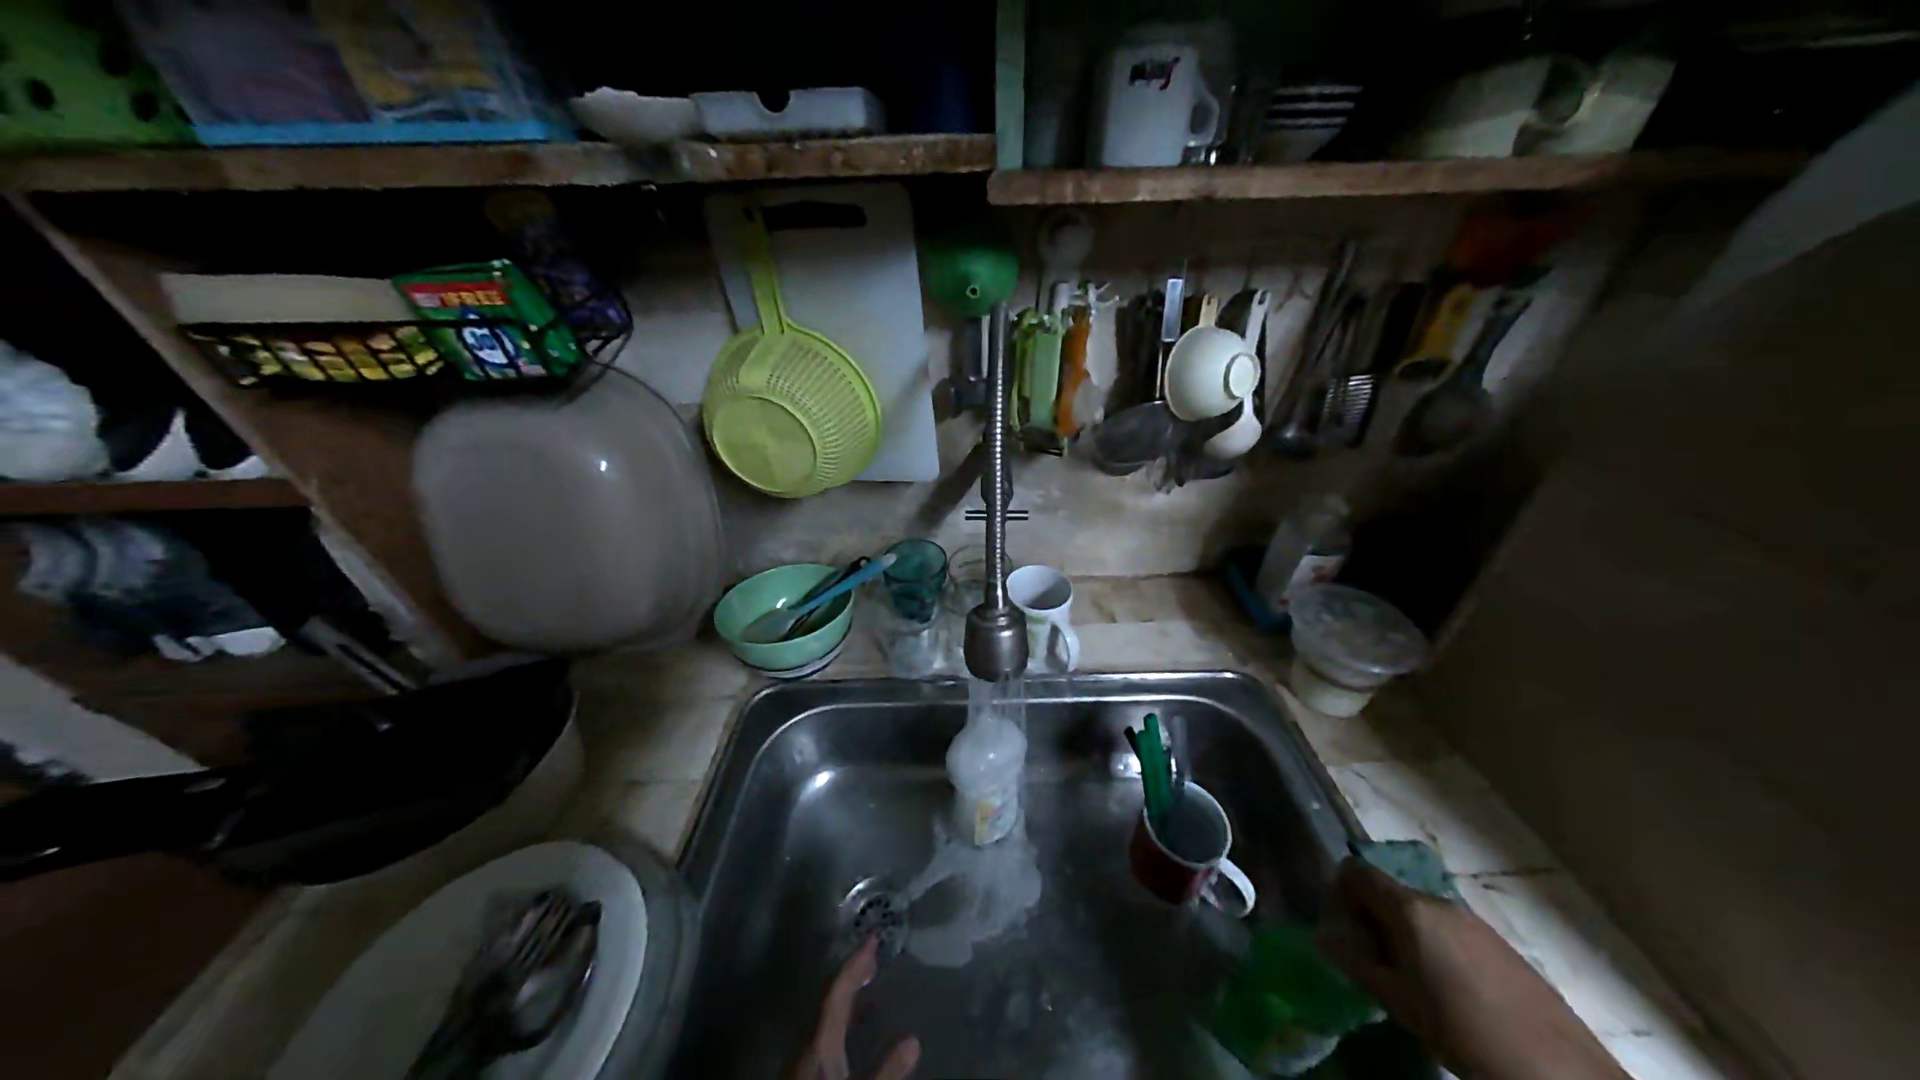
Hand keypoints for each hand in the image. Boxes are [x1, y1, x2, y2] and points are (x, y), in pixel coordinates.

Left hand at [787, 937, 920, 1079]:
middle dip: (850, 972)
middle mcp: (806, 1044)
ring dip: (845, 994)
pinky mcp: (801, 1073)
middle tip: (873, 953)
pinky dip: (841, 1017)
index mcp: (819, 1042)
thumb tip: (913, 1039)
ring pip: (823, 1014)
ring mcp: (800, 1060)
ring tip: (869, 981)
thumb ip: (886, 1072)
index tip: (873, 938)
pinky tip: (855, 1027)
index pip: (837, 991)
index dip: (855, 962)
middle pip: (827, 997)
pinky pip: (822, 1031)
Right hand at [1317, 858, 1627, 1079]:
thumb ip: (1354, 961)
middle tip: (1373, 965)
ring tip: (1411, 983)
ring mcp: (1476, 922)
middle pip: (1389, 893)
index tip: (1342, 932)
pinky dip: (1435, 949)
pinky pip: (1451, 932)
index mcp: (1409, 908)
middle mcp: (1441, 902)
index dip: (1339, 893)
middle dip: (1371, 920)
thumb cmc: (1459, 1028)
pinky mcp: (1502, 946)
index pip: (1356, 871)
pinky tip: (1449, 993)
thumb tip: (1324, 935)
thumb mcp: (1395, 999)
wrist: (1556, 1069)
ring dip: (1404, 936)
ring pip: (1420, 914)